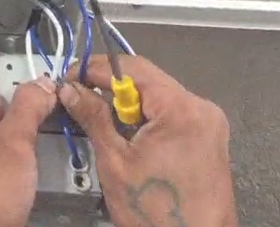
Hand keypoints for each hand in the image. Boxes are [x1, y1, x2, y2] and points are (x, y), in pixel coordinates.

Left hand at [0, 66, 58, 226]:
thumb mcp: (13, 140)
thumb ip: (27, 106)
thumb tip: (43, 80)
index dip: (20, 67)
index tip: (50, 71)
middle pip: (11, 97)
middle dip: (36, 98)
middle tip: (67, 100)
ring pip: (18, 124)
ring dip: (40, 124)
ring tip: (67, 124)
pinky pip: (21, 148)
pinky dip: (37, 147)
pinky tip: (54, 154)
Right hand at [60, 55, 238, 226]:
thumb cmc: (155, 213)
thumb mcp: (116, 163)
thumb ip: (93, 117)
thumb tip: (69, 88)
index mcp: (180, 108)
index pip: (132, 68)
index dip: (96, 68)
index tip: (70, 78)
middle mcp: (200, 106)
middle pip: (147, 77)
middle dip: (111, 84)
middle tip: (80, 94)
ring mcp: (209, 121)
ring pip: (158, 92)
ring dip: (128, 99)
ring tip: (101, 114)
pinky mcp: (210, 136)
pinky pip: (172, 109)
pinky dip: (147, 113)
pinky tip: (129, 129)